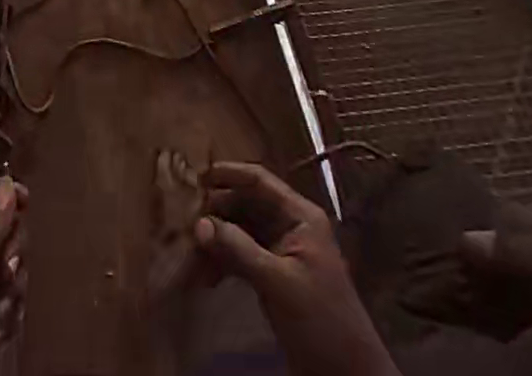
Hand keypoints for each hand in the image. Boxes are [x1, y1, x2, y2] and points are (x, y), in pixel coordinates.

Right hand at [192, 162, 397, 375]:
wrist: (347, 374)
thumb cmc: (320, 320)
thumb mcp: (277, 282)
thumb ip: (239, 249)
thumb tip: (199, 224)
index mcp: (299, 216)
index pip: (259, 181)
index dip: (228, 175)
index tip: (195, 178)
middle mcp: (290, 225)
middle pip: (246, 205)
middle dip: (216, 213)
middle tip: (184, 223)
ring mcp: (282, 251)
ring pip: (241, 231)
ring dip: (217, 241)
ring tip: (190, 256)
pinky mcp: (274, 276)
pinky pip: (242, 256)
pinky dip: (224, 263)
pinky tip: (206, 278)